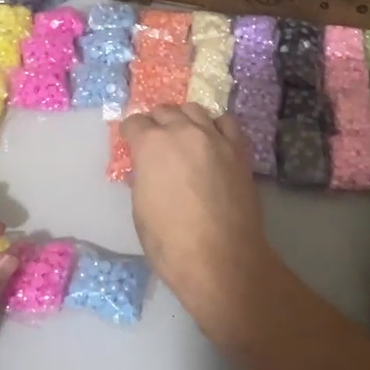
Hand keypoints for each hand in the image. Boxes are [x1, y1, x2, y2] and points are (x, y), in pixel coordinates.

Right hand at [120, 103, 283, 337]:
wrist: (222, 259)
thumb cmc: (171, 243)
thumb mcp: (141, 210)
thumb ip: (142, 179)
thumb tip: (143, 168)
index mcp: (151, 145)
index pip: (134, 123)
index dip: (130, 133)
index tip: (131, 142)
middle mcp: (183, 131)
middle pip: (165, 111)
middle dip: (156, 122)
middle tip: (155, 140)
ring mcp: (214, 137)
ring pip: (195, 110)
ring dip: (184, 119)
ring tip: (184, 136)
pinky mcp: (238, 149)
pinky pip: (226, 123)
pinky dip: (215, 126)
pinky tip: (213, 140)